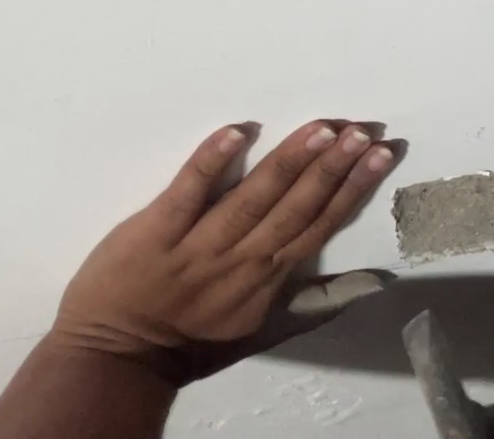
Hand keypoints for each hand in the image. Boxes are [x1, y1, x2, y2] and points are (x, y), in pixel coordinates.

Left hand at [47, 119, 397, 384]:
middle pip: (296, 206)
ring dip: (290, 161)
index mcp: (269, 277)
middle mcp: (242, 259)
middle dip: (333, 167)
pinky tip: (238, 131)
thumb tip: (374, 283)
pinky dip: (211, 163)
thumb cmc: (192, 342)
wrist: (111, 363)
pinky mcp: (154, 232)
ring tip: (322, 129)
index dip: (354, 188)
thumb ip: (314, 305)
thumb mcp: (260, 332)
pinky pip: (187, 192)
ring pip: (253, 198)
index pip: (321, 224)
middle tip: (363, 132)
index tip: (382, 154)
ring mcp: (197, 245)